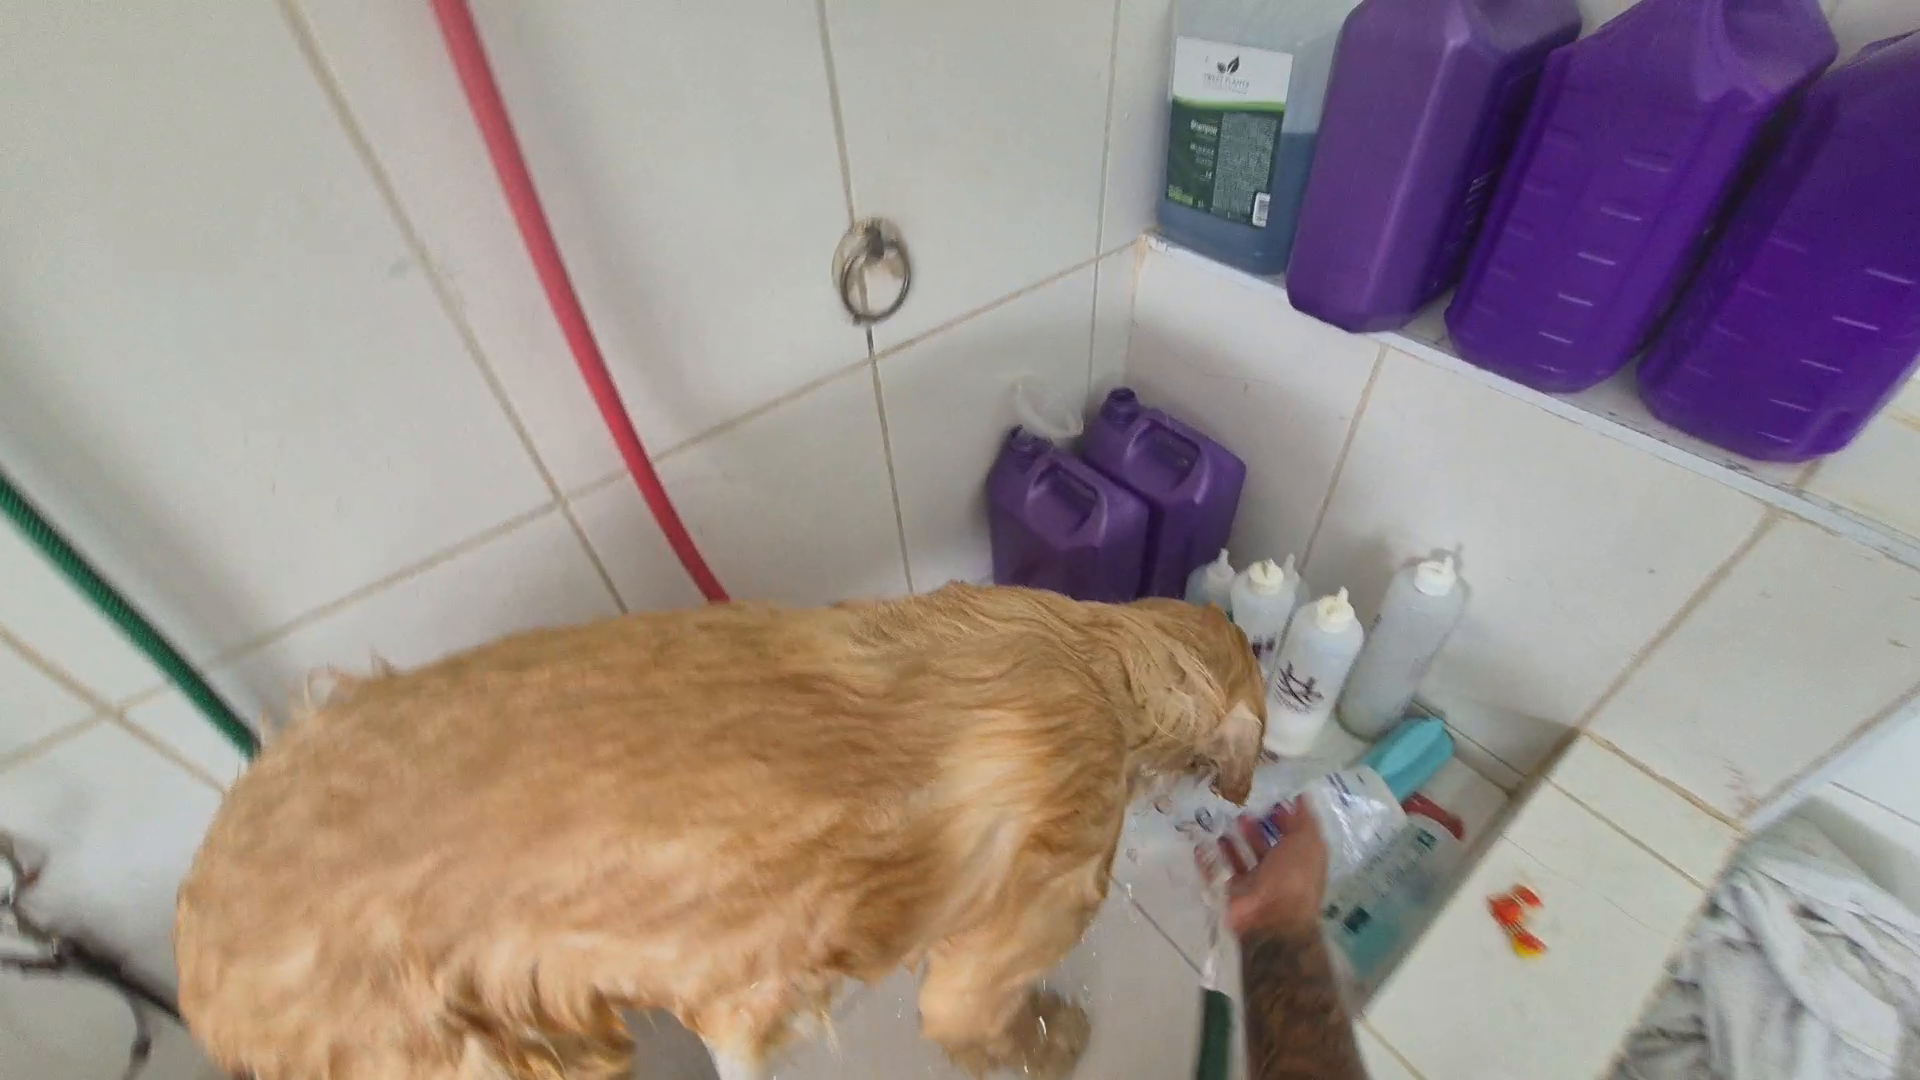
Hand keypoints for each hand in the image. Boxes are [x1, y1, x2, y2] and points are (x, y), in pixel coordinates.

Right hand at [1218, 798, 1328, 937]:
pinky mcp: (1230, 893)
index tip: (1267, 800)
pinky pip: (1215, 872)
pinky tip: (1200, 843)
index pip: (1290, 837)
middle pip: (1263, 848)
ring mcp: (1252, 886)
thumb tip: (1302, 796)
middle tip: (1239, 810)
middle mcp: (1277, 875)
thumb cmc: (1293, 879)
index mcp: (1298, 863)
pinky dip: (1206, 859)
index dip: (1282, 820)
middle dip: (1253, 829)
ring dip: (1229, 841)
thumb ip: (1304, 821)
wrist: (1271, 922)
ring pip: (1239, 859)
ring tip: (1220, 822)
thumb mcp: (1308, 844)